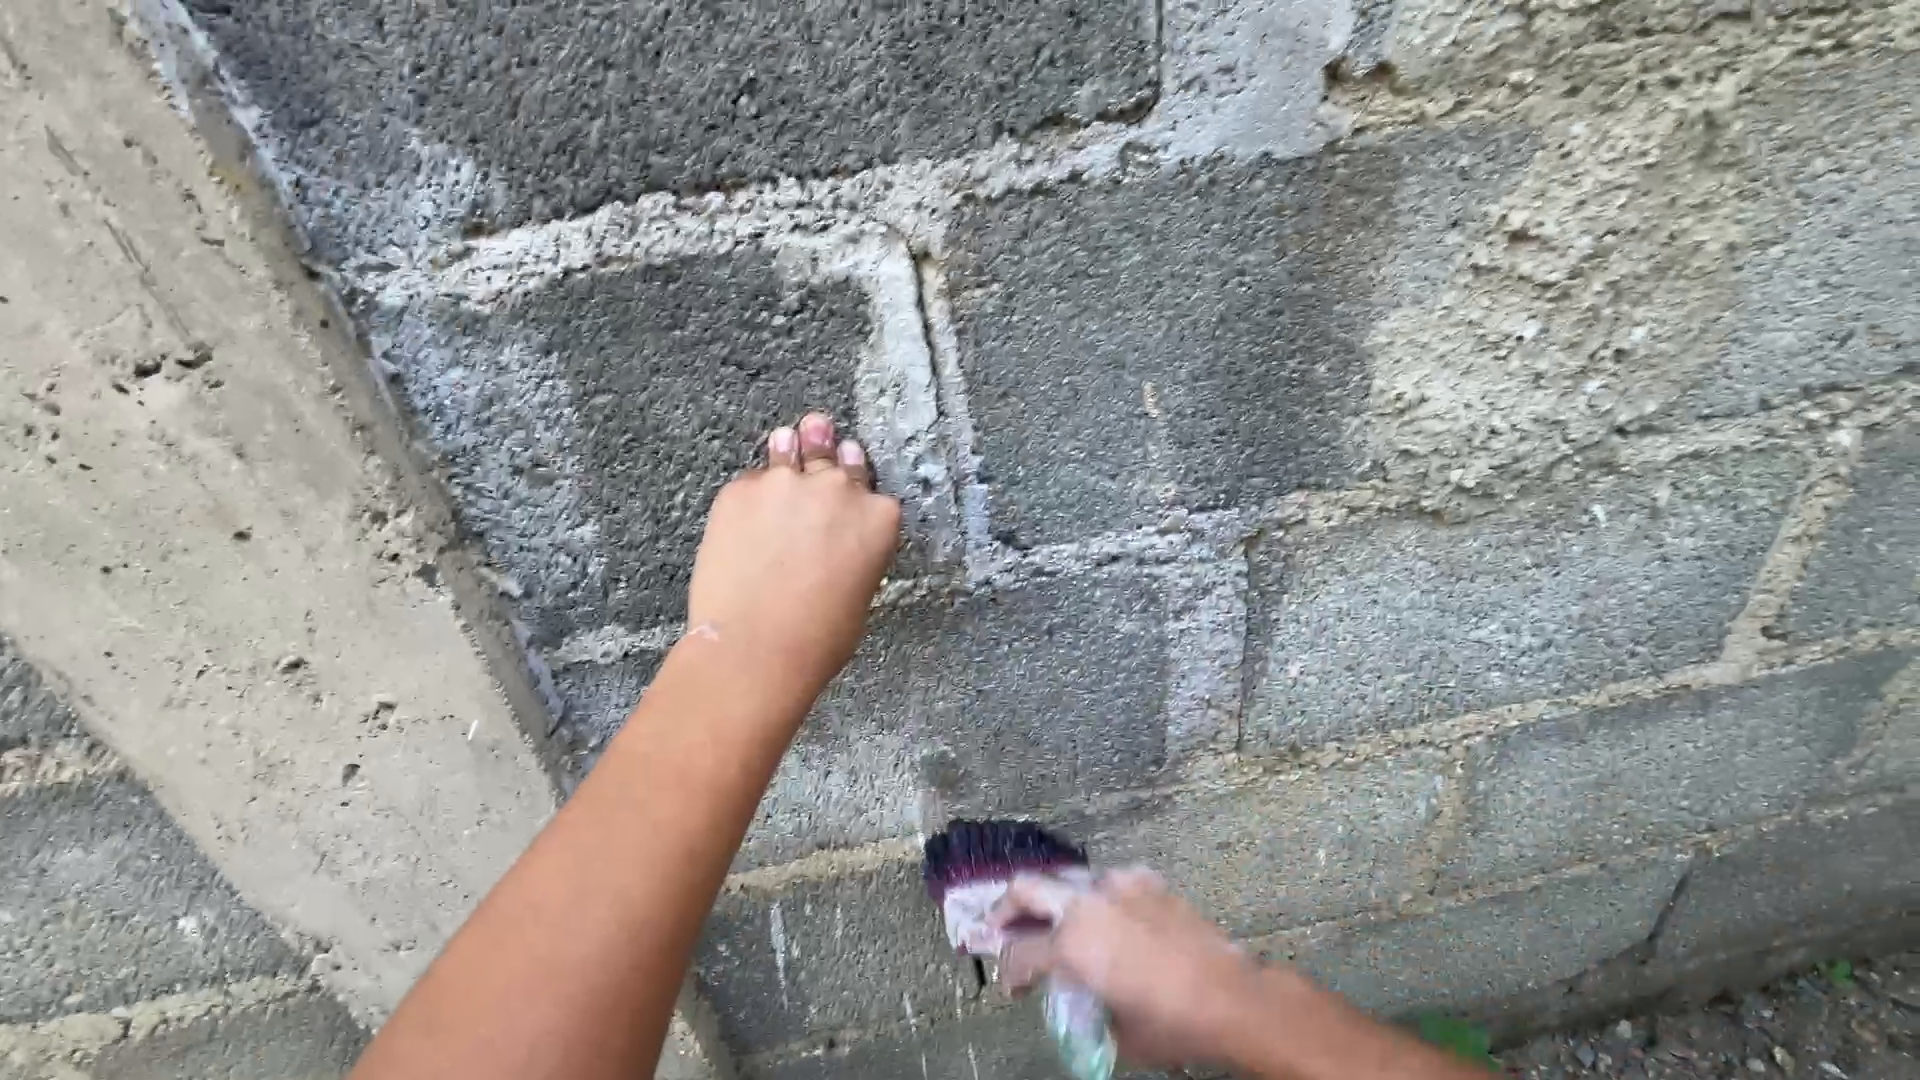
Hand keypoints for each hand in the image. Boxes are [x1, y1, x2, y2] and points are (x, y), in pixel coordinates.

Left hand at [685, 412, 901, 699]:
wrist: (756, 646)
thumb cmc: (816, 637)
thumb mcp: (858, 592)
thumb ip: (854, 551)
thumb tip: (835, 546)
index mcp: (878, 518)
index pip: (872, 489)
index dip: (859, 489)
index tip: (851, 479)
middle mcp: (838, 489)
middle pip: (836, 460)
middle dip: (828, 450)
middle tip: (822, 430)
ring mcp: (787, 483)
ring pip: (791, 451)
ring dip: (791, 446)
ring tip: (789, 437)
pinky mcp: (742, 490)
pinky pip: (751, 480)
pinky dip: (752, 492)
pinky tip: (750, 506)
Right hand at [991, 868, 1277, 1069]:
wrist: (1230, 997)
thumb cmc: (1170, 1024)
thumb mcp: (1114, 1029)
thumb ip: (1082, 1003)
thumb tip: (1075, 996)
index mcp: (1072, 943)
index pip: (1020, 952)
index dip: (1008, 972)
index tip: (1011, 986)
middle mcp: (1086, 903)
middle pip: (1026, 887)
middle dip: (1006, 909)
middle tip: (999, 927)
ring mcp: (1116, 884)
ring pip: (1067, 877)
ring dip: (1053, 898)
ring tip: (1054, 919)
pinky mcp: (1145, 879)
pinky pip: (1108, 881)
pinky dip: (1096, 896)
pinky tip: (1106, 916)